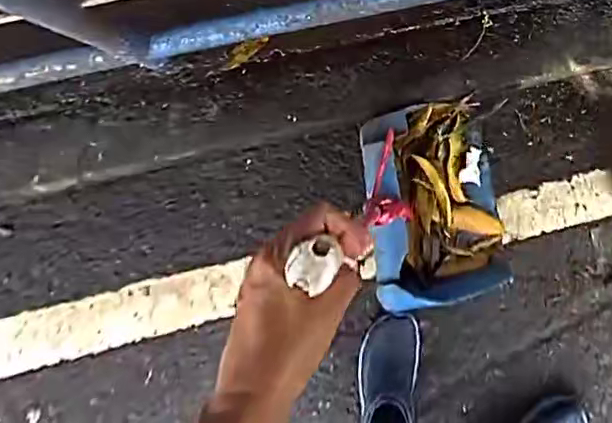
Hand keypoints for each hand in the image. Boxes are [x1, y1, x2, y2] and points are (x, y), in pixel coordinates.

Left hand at [201, 203, 374, 422]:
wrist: (251, 396)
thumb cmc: (278, 360)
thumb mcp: (326, 315)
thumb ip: (345, 280)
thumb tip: (354, 263)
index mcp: (274, 255)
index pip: (317, 215)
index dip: (346, 227)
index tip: (361, 246)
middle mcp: (263, 260)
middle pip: (308, 230)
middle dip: (337, 244)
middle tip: (356, 260)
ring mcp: (260, 277)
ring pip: (301, 252)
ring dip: (326, 262)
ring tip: (343, 280)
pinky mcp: (261, 295)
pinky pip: (292, 271)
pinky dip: (312, 277)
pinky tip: (322, 298)